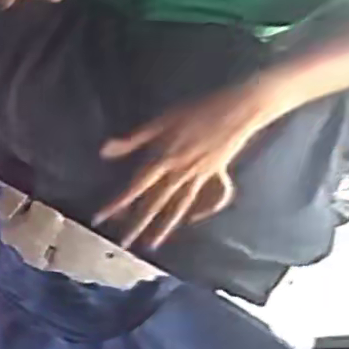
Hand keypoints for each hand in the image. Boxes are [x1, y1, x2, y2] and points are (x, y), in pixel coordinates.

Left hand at [95, 80, 288, 249]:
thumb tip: (104, 151)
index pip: (134, 189)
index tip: (99, 220)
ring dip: (165, 226)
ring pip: (180, 205)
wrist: (249, 103)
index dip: (116, 205)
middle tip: (122, 245)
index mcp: (164, 161)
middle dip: (137, 226)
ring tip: (151, 245)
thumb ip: (133, 140)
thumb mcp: (162, 122)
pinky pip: (216, 194)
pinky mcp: (219, 171)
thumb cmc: (201, 110)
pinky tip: (194, 219)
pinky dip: (208, 207)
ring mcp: (202, 174)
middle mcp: (182, 173)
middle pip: (155, 204)